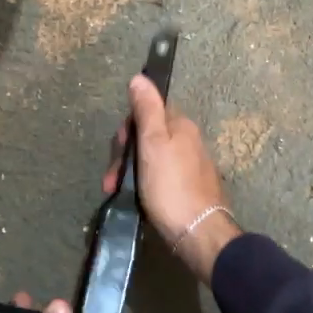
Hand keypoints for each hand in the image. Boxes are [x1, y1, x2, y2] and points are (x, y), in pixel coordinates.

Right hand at [103, 74, 241, 283]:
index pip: (148, 110)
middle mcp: (188, 140)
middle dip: (125, 153)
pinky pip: (160, 175)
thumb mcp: (153, 143)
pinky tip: (135, 198)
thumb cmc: (171, 186)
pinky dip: (143, 183)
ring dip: (130, 170)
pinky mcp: (189, 188)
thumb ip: (146, 109)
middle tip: (112, 177)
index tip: (119, 148)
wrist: (200, 235)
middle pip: (148, 134)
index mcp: (181, 125)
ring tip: (115, 190)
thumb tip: (139, 77)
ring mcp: (190, 165)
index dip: (128, 127)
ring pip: (151, 157)